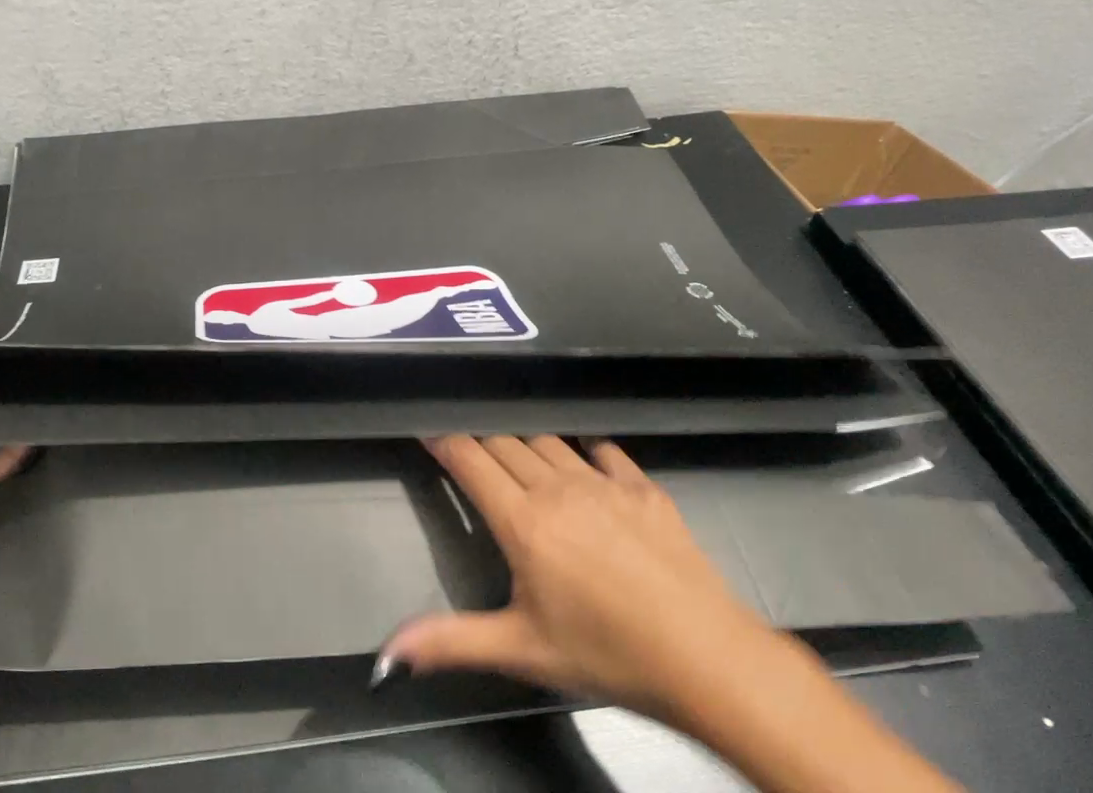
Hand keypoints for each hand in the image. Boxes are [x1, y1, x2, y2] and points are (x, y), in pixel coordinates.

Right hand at [382, 435, 778, 720]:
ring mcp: (606, 485)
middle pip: (505, 444)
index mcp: (523, 523)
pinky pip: (604, 452)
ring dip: (525, 445)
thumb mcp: (521, 652)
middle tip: (468, 456)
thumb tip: (387, 653)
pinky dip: (583, 451)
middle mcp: (559, 490)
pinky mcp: (646, 491)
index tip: (427, 435)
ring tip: (516, 459)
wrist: (706, 657)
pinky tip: (583, 461)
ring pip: (550, 442)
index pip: (470, 461)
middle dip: (480, 444)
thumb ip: (450, 642)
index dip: (443, 443)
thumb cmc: (606, 655)